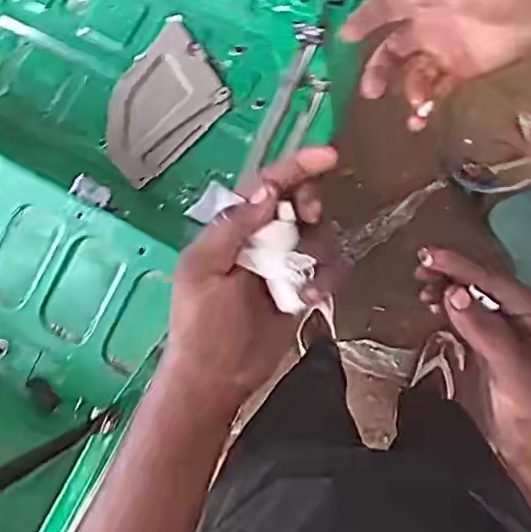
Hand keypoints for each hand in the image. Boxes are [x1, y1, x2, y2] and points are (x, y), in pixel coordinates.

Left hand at [165, 147, 337, 411]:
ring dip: (317, 253)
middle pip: (301, 201)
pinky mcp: (305, 287)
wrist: (216, 376)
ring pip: (321, 235)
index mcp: (234, 224)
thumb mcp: (202, 269)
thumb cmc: (199, 322)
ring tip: (299, 283)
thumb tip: (267, 191)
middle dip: (311, 203)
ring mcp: (287, 262)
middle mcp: (263, 236)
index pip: (268, 184)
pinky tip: (308, 298)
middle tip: (309, 217)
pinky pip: (331, 269)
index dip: (297, 166)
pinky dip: (326, 279)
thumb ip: (232, 227)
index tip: (327, 155)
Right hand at [340, 0, 530, 129]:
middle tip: (372, 91)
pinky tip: (420, 120)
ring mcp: (443, 51)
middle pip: (392, 50)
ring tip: (415, 106)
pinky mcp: (461, 71)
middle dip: (379, 70)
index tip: (345, 38)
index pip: (385, 8)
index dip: (364, 21)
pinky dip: (425, 105)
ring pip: (412, 75)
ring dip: (407, 91)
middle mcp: (427, 26)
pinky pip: (435, 90)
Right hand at [414, 248, 530, 477]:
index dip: (462, 267)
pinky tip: (431, 307)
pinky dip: (447, 312)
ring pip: (473, 301)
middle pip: (484, 286)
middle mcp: (527, 319)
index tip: (430, 254)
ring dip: (447, 291)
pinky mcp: (491, 351)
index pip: (497, 283)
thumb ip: (486, 333)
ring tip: (421, 287)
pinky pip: (466, 322)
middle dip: (452, 275)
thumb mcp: (517, 376)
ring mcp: (508, 334)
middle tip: (420, 267)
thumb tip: (454, 293)